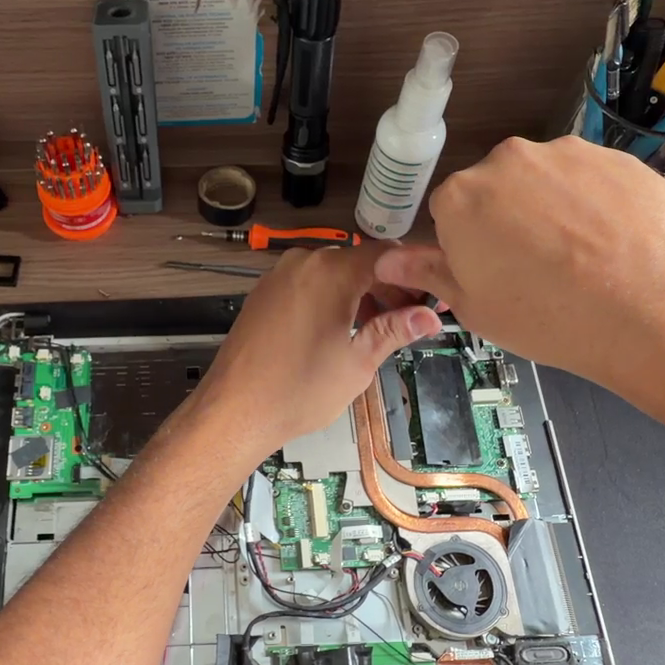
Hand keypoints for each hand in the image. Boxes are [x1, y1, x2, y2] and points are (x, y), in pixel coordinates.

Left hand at [187, 245, 440, 459]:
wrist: (236, 409)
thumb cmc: (299, 390)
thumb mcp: (358, 361)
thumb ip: (394, 330)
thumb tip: (429, 316)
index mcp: (332, 272)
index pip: (388, 255)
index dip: (413, 275)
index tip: (429, 299)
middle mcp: (304, 262)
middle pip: (359, 261)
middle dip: (387, 286)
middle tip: (409, 318)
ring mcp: (279, 275)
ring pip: (332, 272)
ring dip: (358, 293)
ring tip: (376, 329)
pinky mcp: (263, 292)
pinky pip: (307, 283)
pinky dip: (329, 297)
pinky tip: (338, 328)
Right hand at [374, 136, 664, 392]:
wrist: (656, 307)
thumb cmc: (549, 315)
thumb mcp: (475, 306)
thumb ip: (429, 273)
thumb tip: (386, 261)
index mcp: (461, 198)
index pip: (447, 213)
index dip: (466, 247)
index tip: (489, 273)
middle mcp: (507, 161)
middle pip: (494, 190)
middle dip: (505, 222)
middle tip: (533, 271)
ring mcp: (566, 154)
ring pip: (543, 182)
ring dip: (550, 212)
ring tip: (580, 261)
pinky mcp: (615, 156)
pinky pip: (589, 181)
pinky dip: (593, 207)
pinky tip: (612, 246)